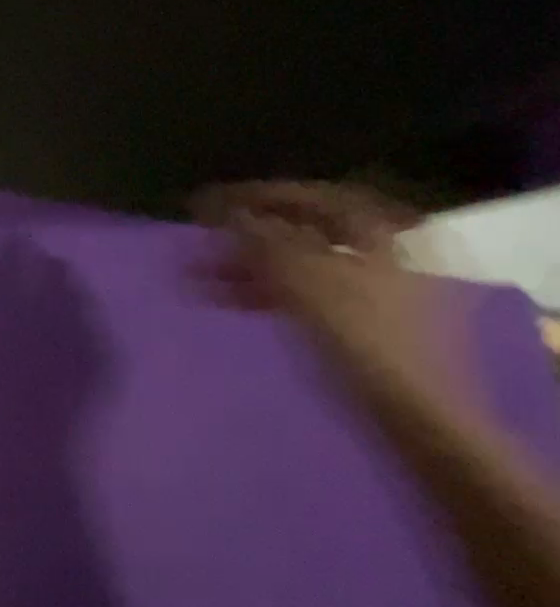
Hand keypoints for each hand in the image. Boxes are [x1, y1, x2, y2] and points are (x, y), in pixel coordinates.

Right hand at [194, 181, 467, 410]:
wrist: (412, 411)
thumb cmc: (357, 334)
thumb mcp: (299, 277)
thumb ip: (258, 237)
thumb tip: (223, 208)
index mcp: (373, 234)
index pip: (307, 197)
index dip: (255, 196)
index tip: (209, 203)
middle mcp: (376, 253)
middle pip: (300, 231)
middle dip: (243, 236)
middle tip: (200, 240)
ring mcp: (370, 290)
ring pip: (294, 266)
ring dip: (244, 267)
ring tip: (195, 276)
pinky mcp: (358, 323)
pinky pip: (301, 295)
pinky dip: (263, 293)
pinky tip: (225, 301)